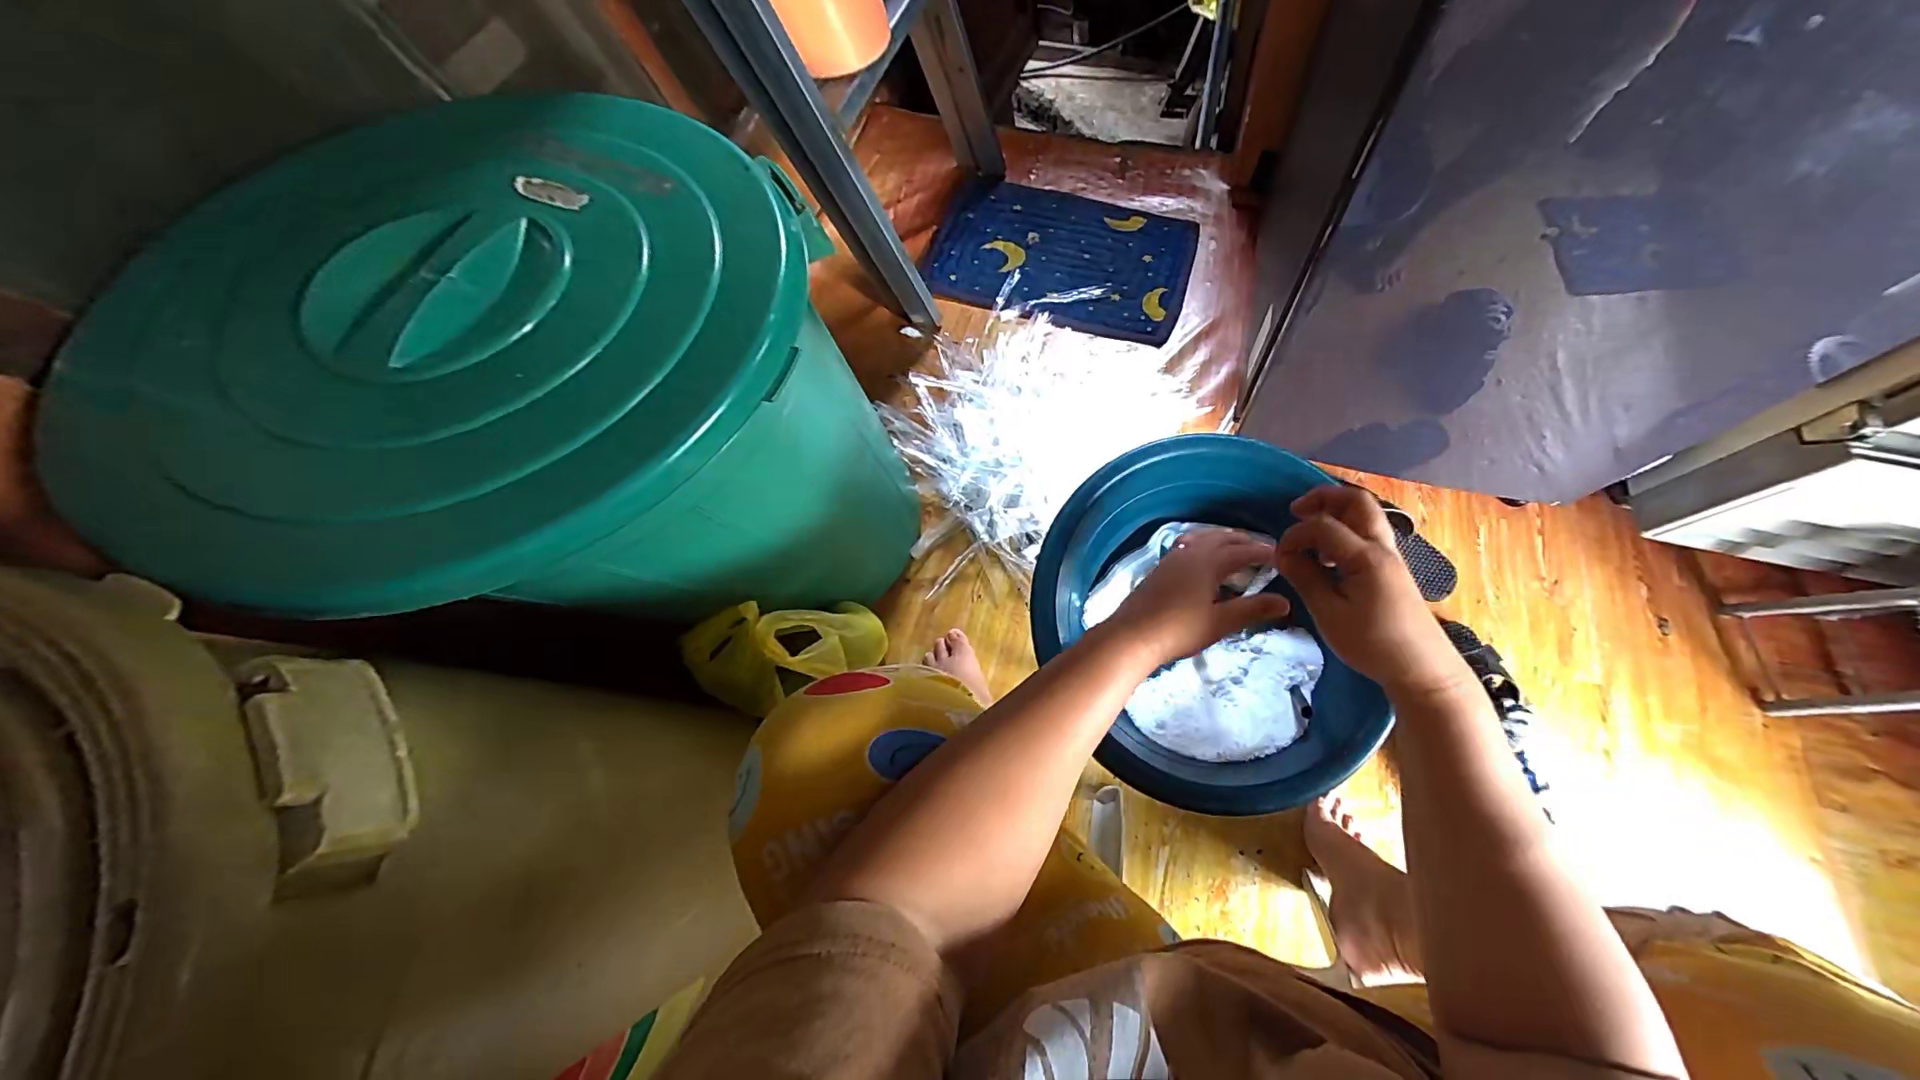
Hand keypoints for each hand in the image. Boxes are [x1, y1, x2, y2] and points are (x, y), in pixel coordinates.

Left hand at [1098, 527, 1291, 670]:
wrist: (1132, 635)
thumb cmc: (1179, 630)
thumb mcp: (1220, 622)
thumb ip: (1253, 609)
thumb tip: (1285, 602)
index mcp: (1208, 562)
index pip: (1243, 551)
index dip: (1264, 552)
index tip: (1282, 556)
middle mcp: (1189, 554)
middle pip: (1221, 539)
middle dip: (1244, 542)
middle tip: (1263, 550)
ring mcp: (1171, 559)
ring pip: (1202, 539)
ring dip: (1222, 540)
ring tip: (1236, 548)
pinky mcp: (1159, 570)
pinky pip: (1187, 547)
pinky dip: (1203, 546)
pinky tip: (1201, 559)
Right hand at [1275, 486, 1471, 698]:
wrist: (1422, 669)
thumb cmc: (1372, 644)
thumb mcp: (1328, 613)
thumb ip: (1305, 578)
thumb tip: (1284, 555)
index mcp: (1366, 558)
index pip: (1323, 526)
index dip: (1294, 535)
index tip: (1278, 557)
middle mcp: (1382, 548)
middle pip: (1357, 502)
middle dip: (1324, 498)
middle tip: (1296, 510)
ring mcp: (1390, 557)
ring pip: (1366, 515)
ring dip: (1335, 513)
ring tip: (1309, 531)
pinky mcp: (1391, 569)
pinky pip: (1368, 534)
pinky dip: (1344, 531)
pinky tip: (1327, 555)